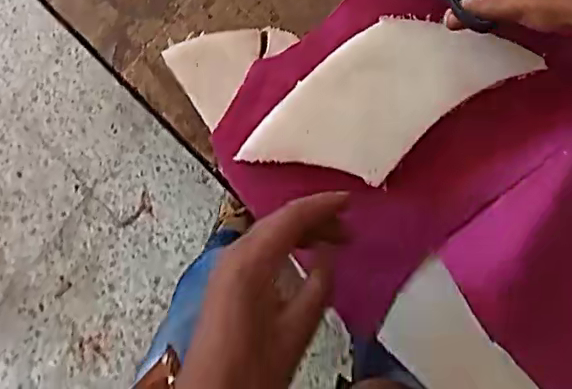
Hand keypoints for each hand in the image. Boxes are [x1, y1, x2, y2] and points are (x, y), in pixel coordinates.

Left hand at [175, 191, 349, 388]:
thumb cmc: (251, 370)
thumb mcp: (297, 330)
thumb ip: (319, 284)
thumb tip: (330, 253)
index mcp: (250, 259)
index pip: (292, 215)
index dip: (323, 204)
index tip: (347, 201)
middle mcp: (234, 254)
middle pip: (279, 219)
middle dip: (314, 217)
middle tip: (345, 224)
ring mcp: (226, 266)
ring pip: (269, 231)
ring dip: (300, 230)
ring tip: (330, 239)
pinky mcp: (224, 280)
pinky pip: (260, 246)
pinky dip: (284, 243)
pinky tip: (302, 255)